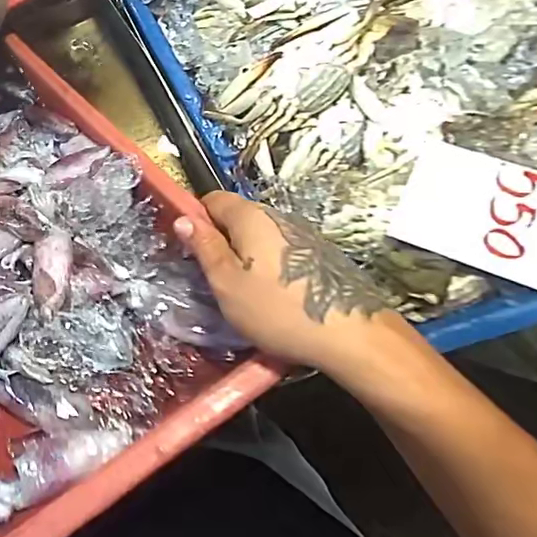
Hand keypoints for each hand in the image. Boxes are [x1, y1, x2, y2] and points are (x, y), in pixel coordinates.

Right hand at [174, 191, 431, 379]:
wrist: (353, 336)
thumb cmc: (278, 310)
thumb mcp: (228, 284)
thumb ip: (205, 247)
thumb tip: (183, 218)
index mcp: (251, 216)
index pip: (212, 199)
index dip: (197, 221)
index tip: (191, 252)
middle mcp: (278, 216)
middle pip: (238, 218)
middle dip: (222, 241)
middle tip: (215, 278)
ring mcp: (303, 235)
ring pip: (261, 238)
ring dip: (247, 257)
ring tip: (244, 293)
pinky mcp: (320, 256)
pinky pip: (282, 253)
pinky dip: (271, 268)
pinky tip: (274, 298)